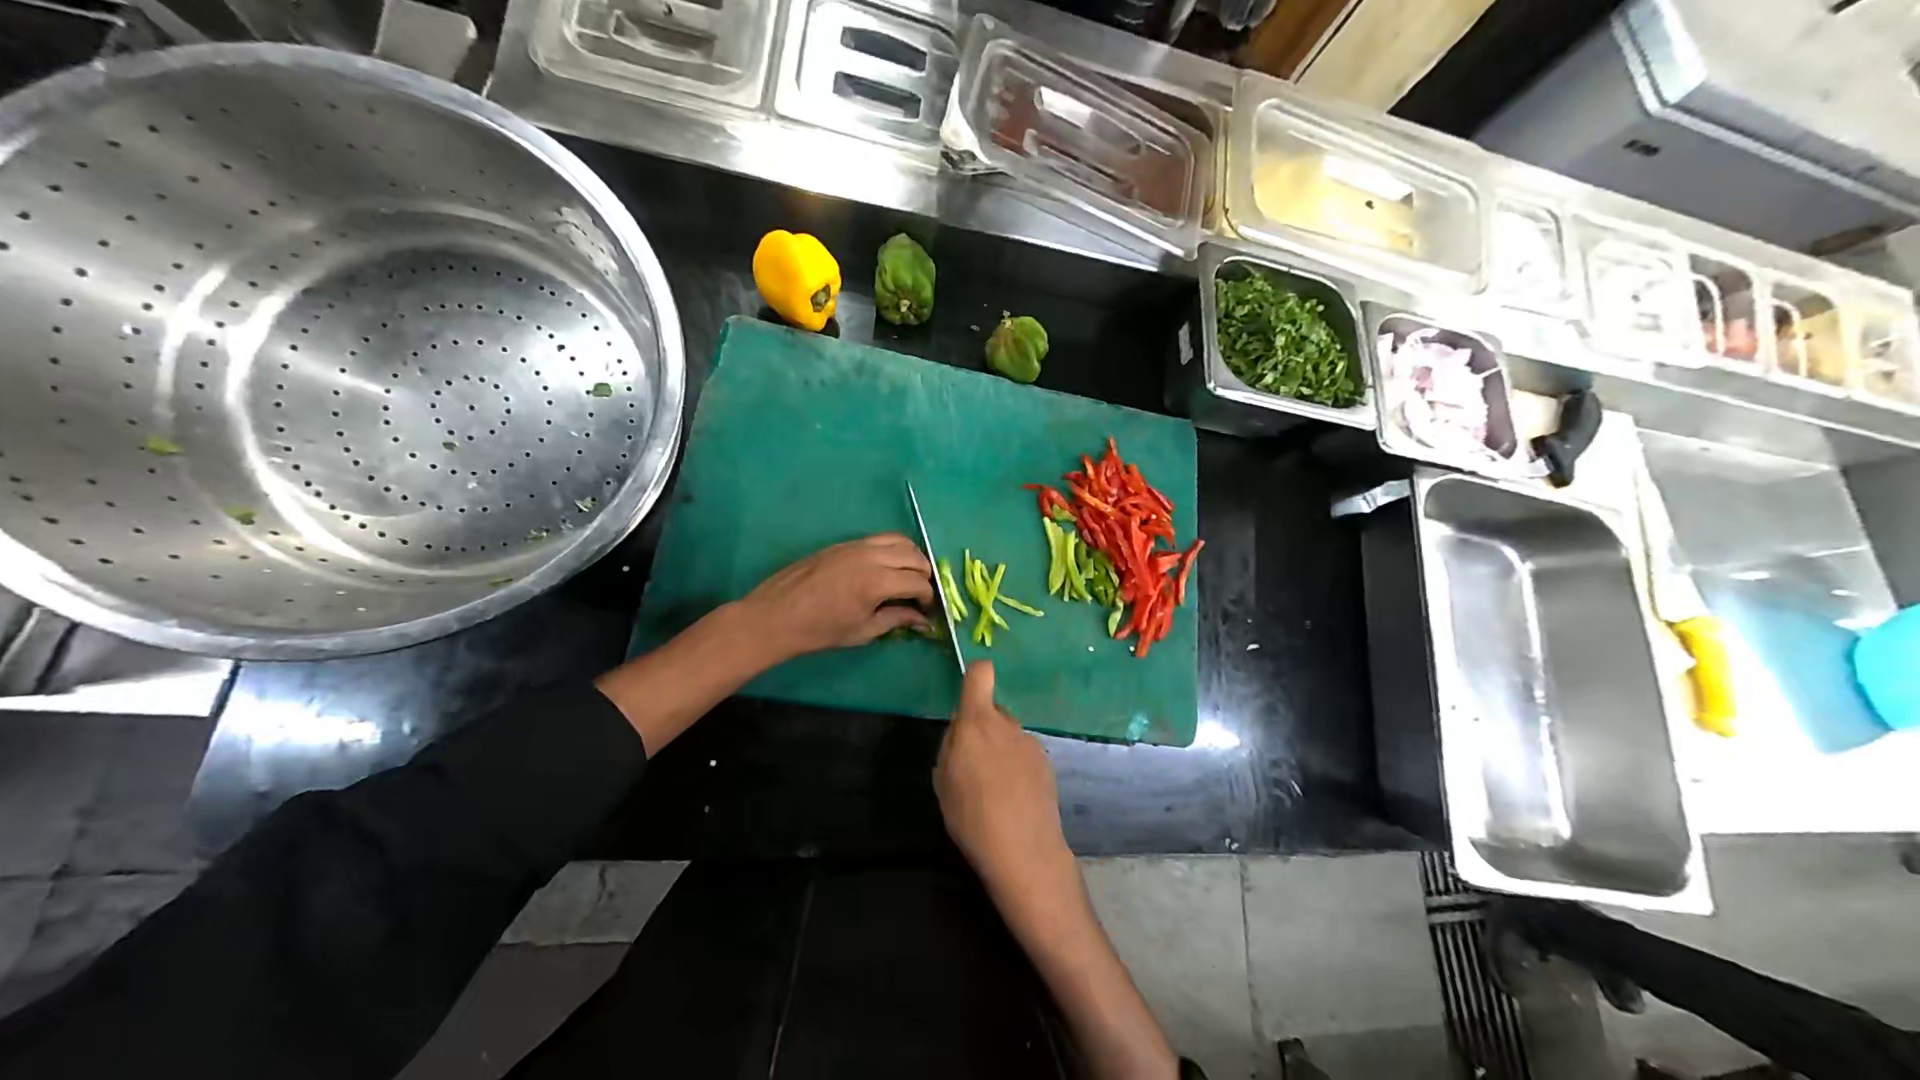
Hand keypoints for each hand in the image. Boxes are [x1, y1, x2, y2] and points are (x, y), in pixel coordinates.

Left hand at [736, 533, 934, 661]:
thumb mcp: (863, 631)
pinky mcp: (844, 543)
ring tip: (908, 577)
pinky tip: (887, 568)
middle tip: (920, 594)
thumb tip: (923, 621)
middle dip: (924, 575)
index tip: (925, 611)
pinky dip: (892, 549)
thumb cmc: (820, 630)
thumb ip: (896, 620)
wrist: (777, 616)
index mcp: (877, 582)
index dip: (928, 598)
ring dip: (911, 557)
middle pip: (914, 556)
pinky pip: (879, 539)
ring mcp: (856, 545)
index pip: (919, 582)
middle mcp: (871, 556)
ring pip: (899, 540)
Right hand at [935, 662, 1073, 899]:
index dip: (975, 676)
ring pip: (1008, 736)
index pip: (981, 675)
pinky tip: (1012, 799)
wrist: (1024, 851)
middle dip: (981, 730)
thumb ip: (952, 745)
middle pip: (992, 713)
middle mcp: (1007, 725)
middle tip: (971, 767)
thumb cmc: (972, 816)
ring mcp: (1031, 744)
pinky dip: (1016, 768)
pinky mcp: (1047, 764)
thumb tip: (962, 731)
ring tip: (993, 791)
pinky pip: (1023, 755)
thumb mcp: (943, 780)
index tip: (969, 694)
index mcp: (977, 723)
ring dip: (999, 752)